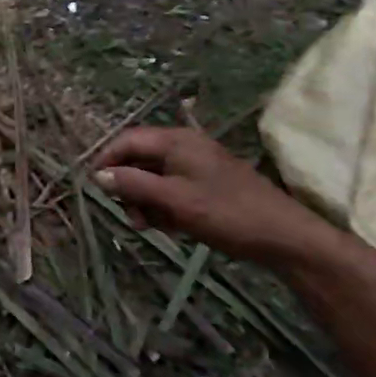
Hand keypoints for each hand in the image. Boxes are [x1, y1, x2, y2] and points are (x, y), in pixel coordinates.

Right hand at [93, 127, 337, 263]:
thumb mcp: (173, 200)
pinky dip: (164, 206)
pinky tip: (170, 227)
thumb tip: (98, 176)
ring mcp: (197, 166)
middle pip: (139, 159)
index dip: (106, 160)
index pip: (128, 140)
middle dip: (128, 186)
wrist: (283, 236)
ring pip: (154, 178)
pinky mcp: (206, 186)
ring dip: (145, 200)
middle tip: (130, 216)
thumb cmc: (225, 212)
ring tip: (151, 226)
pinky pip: (172, 190)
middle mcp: (184, 146)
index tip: (93, 187)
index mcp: (176, 140)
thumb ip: (133, 185)